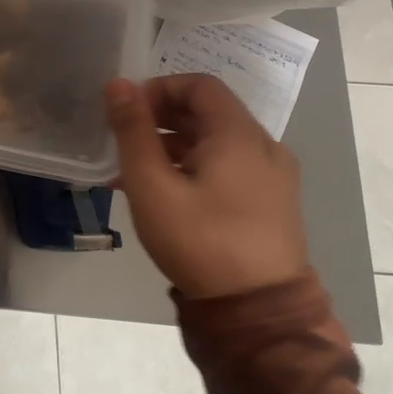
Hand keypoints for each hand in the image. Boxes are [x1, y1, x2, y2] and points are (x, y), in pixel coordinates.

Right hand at [104, 74, 309, 299]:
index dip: (158, 88)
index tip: (126, 113)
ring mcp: (274, 177)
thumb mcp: (151, 184)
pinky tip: (165, 193)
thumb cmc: (199, 240)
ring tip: (134, 173)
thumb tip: (118, 83)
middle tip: (123, 142)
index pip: (200, 85)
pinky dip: (195, 165)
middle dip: (160, 118)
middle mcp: (265, 148)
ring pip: (217, 141)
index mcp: (240, 136)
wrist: (257, 310)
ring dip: (173, 144)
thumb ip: (132, 130)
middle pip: (209, 112)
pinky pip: (229, 165)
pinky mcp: (272, 202)